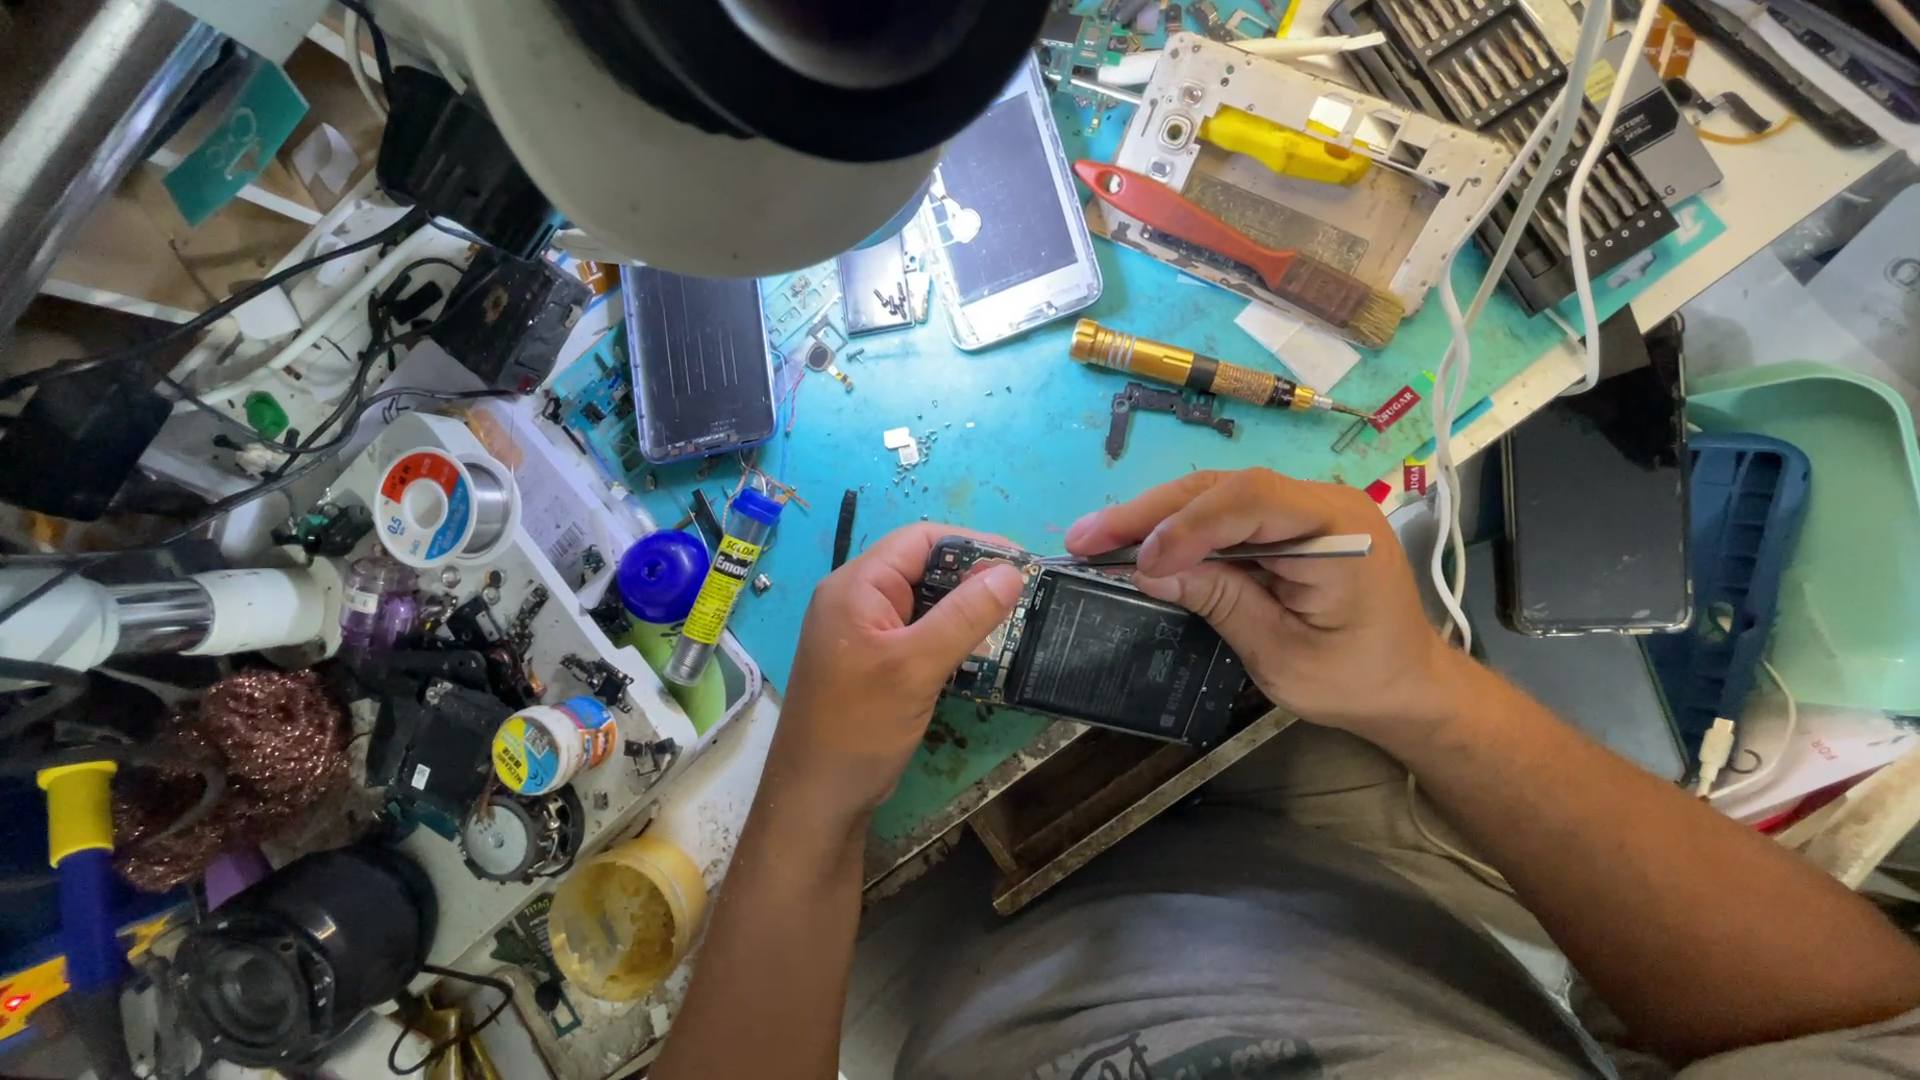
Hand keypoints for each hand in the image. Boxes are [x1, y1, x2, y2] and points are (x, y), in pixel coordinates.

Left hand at [769, 524, 1024, 824]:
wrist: (817, 799)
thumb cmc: (859, 727)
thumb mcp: (915, 667)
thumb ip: (964, 616)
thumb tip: (1011, 571)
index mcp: (856, 586)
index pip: (920, 540)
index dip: (973, 543)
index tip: (1021, 561)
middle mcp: (857, 599)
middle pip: (923, 567)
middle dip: (972, 577)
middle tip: (1023, 595)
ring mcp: (864, 632)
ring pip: (924, 602)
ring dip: (964, 609)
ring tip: (1011, 621)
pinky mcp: (874, 660)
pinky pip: (918, 632)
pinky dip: (949, 636)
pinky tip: (980, 651)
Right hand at [1064, 469, 1463, 736]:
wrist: (1406, 684)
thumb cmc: (1354, 680)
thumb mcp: (1281, 653)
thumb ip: (1221, 602)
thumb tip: (1148, 572)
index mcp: (1338, 535)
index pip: (1252, 503)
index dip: (1188, 525)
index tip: (1141, 564)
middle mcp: (1323, 503)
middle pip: (1223, 488)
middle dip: (1150, 513)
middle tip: (1086, 537)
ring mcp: (1304, 507)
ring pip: (1214, 494)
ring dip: (1153, 516)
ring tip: (1095, 537)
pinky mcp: (1286, 521)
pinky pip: (1223, 512)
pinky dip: (1176, 528)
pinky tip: (1136, 541)